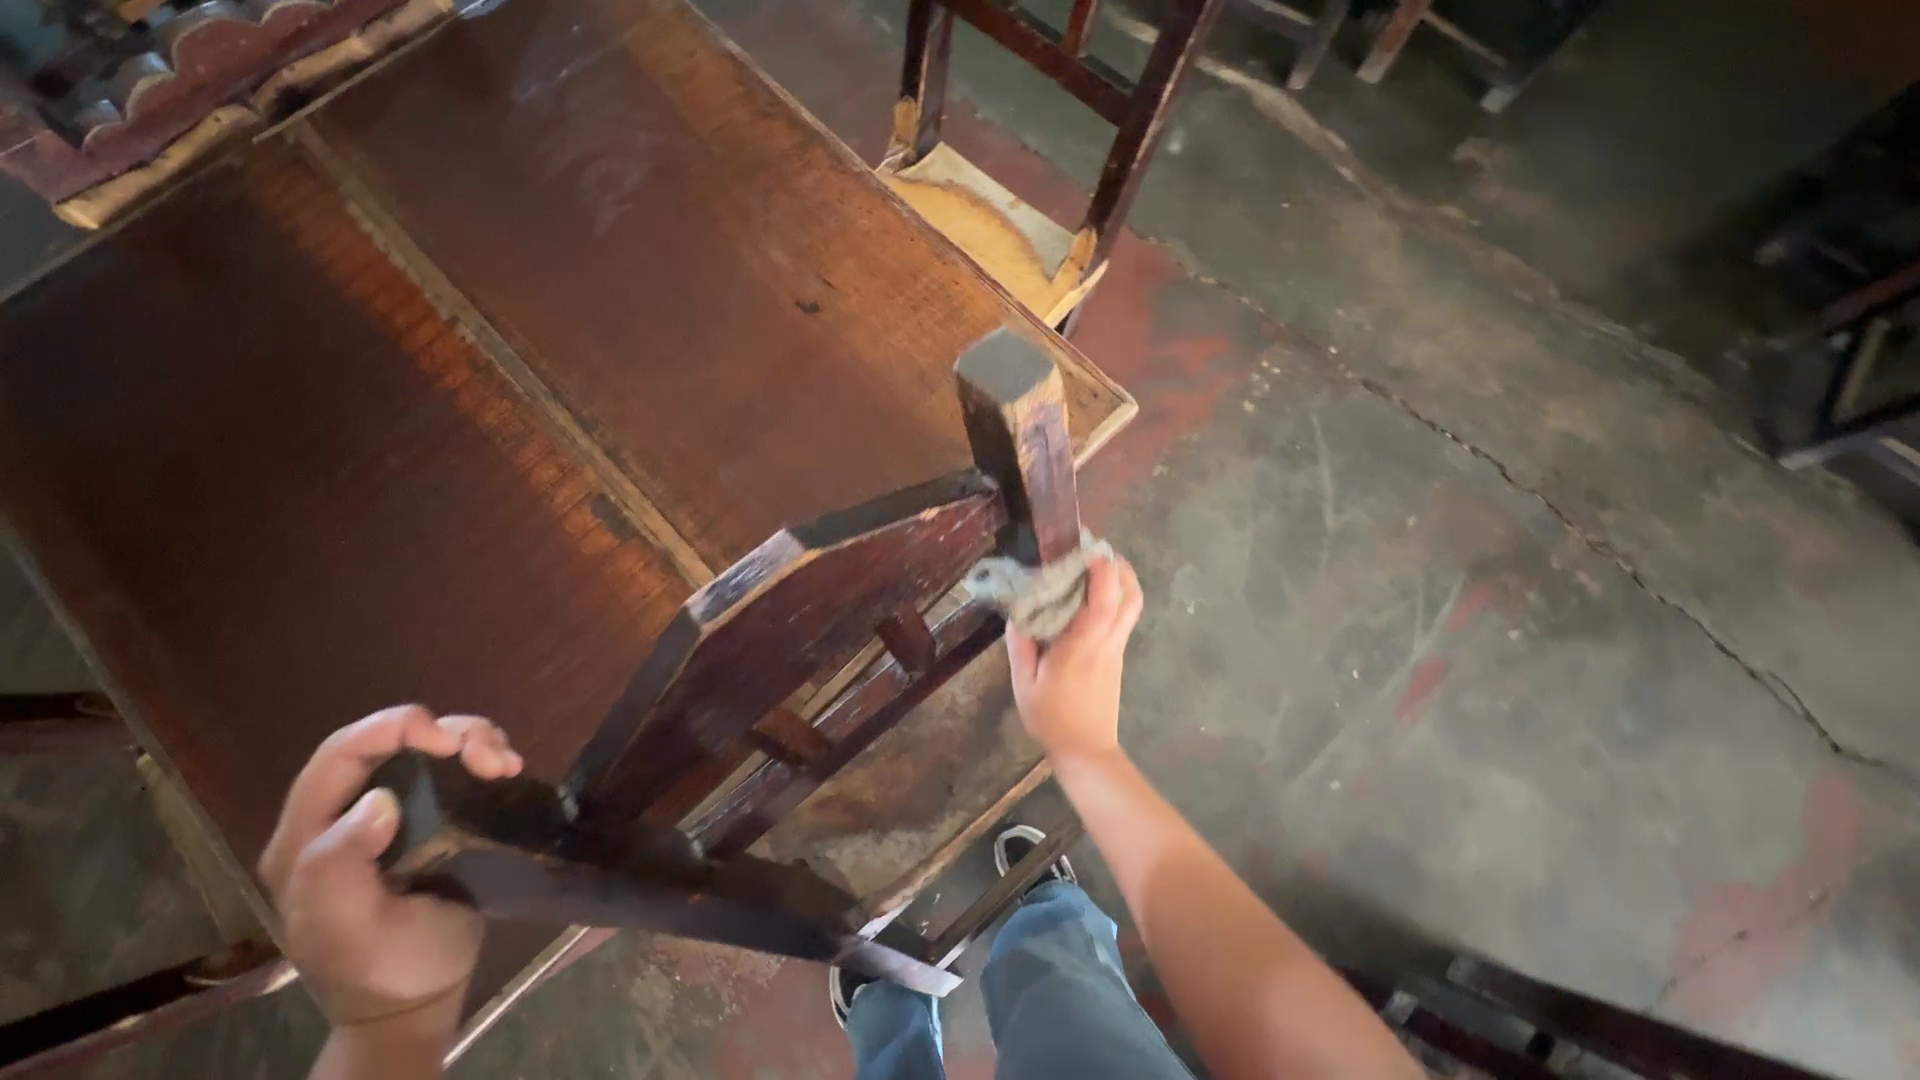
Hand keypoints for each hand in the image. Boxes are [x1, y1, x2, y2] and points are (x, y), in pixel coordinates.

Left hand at [259, 705, 523, 1040]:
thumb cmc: (384, 966)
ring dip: (474, 741)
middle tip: (492, 758)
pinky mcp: (434, 819)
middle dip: (447, 734)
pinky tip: (509, 772)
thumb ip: (338, 867)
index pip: (339, 756)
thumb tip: (378, 799)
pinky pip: (456, 769)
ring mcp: (395, 815)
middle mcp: (348, 815)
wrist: (419, 998)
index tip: (444, 740)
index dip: (388, 730)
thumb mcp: (351, 928)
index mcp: (310, 837)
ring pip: (430, 749)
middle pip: (392, 744)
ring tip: (507, 765)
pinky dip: (486, 757)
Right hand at [1007, 555, 1143, 762]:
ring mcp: (1116, 649)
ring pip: (1132, 606)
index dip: (1103, 574)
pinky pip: (1123, 617)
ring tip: (1096, 566)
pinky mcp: (1117, 656)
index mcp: (1082, 648)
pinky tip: (1092, 595)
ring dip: (1122, 580)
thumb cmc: (1052, 718)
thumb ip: (1020, 645)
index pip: (1103, 604)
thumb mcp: (1023, 684)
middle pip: (1130, 598)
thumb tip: (1018, 613)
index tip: (1090, 550)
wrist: (1085, 750)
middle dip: (1119, 567)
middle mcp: (1106, 643)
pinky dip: (1115, 597)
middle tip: (1095, 549)